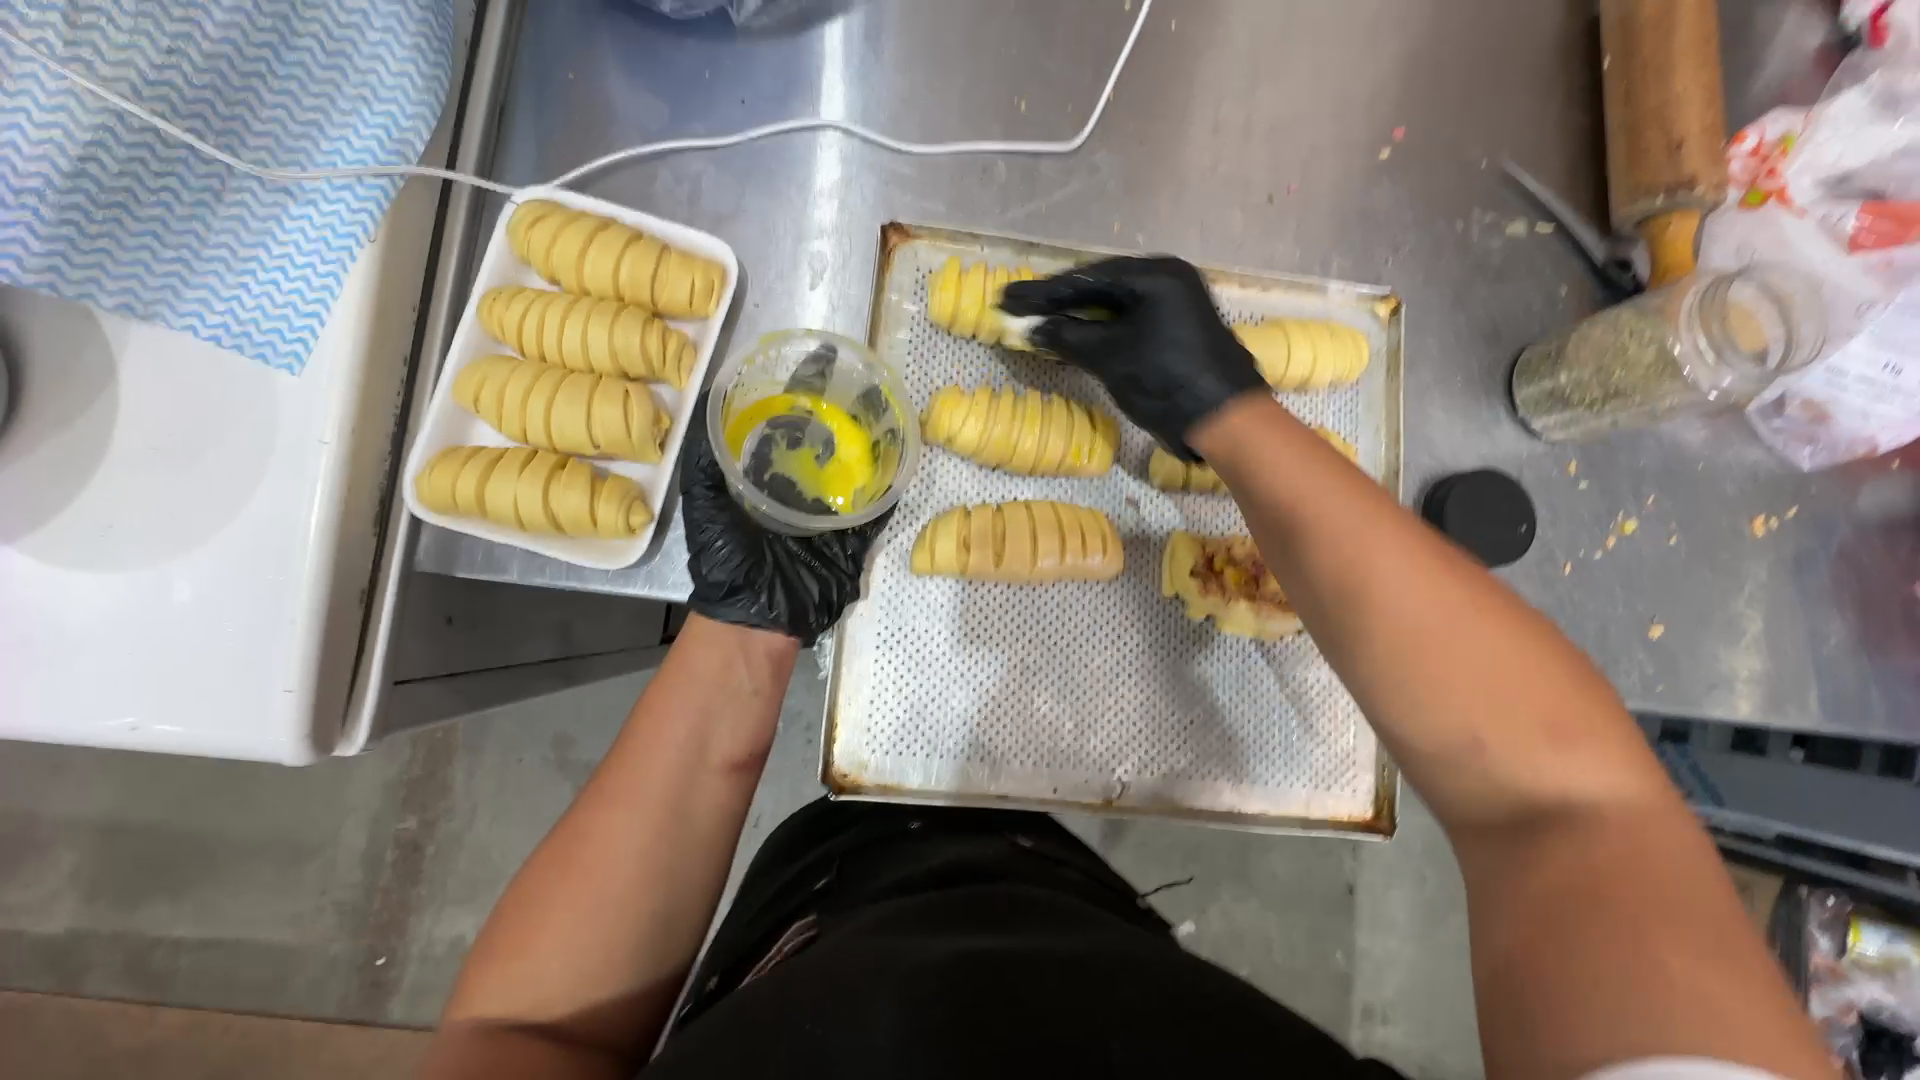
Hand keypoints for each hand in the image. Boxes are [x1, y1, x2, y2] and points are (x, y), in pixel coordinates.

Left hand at [680, 396, 891, 645]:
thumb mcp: (705, 504)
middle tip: (862, 379)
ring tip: (888, 406)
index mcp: (767, 477)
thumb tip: (709, 401)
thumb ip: (705, 460)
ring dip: (873, 441)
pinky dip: (891, 485)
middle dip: (844, 412)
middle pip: (828, 441)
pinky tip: (904, 456)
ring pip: (857, 468)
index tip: (815, 361)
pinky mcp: (855, 537)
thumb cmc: (726, 560)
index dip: (800, 394)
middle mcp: (802, 488)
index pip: (787, 425)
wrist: (758, 616)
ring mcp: (831, 512)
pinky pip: (877, 506)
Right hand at [1001, 256, 1265, 459]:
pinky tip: (1072, 335)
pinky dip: (1098, 328)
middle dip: (1057, 300)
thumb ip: (1066, 337)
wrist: (1221, 420)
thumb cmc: (1164, 380)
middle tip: (1017, 306)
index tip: (1007, 297)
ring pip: (1113, 304)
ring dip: (1076, 315)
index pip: (1087, 278)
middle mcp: (1167, 279)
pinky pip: (1126, 320)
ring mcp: (1174, 303)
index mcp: (1155, 275)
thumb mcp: (1109, 356)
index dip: (1043, 292)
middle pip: (1100, 286)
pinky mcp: (1174, 329)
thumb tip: (1029, 329)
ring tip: (1038, 320)